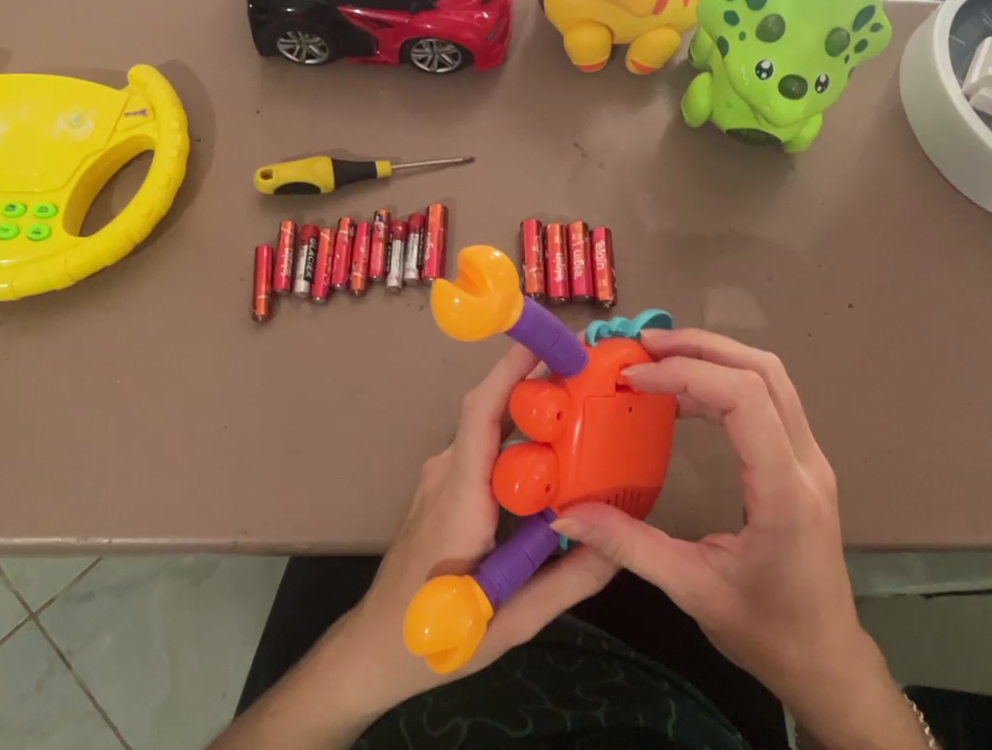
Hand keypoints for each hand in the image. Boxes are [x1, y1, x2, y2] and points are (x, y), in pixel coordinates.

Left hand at [214, 345, 617, 749]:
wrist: (372, 650)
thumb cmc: (434, 638)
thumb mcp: (509, 623)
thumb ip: (565, 583)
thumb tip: (619, 541)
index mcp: (459, 498)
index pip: (482, 413)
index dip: (513, 369)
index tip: (553, 342)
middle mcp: (445, 474)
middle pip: (491, 412)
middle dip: (540, 385)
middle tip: (596, 379)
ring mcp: (440, 479)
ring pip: (490, 432)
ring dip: (533, 415)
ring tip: (587, 414)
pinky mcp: (444, 489)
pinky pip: (484, 452)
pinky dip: (520, 444)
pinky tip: (555, 462)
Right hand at [551, 329, 927, 748]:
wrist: (825, 661)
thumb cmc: (766, 631)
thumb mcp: (692, 589)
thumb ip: (629, 546)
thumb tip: (567, 515)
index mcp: (784, 491)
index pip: (744, 398)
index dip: (686, 373)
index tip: (634, 378)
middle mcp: (806, 463)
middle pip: (763, 370)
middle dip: (701, 347)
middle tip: (641, 347)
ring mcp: (810, 460)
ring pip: (770, 378)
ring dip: (714, 357)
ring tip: (657, 361)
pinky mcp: (801, 465)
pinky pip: (768, 401)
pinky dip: (724, 382)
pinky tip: (683, 398)